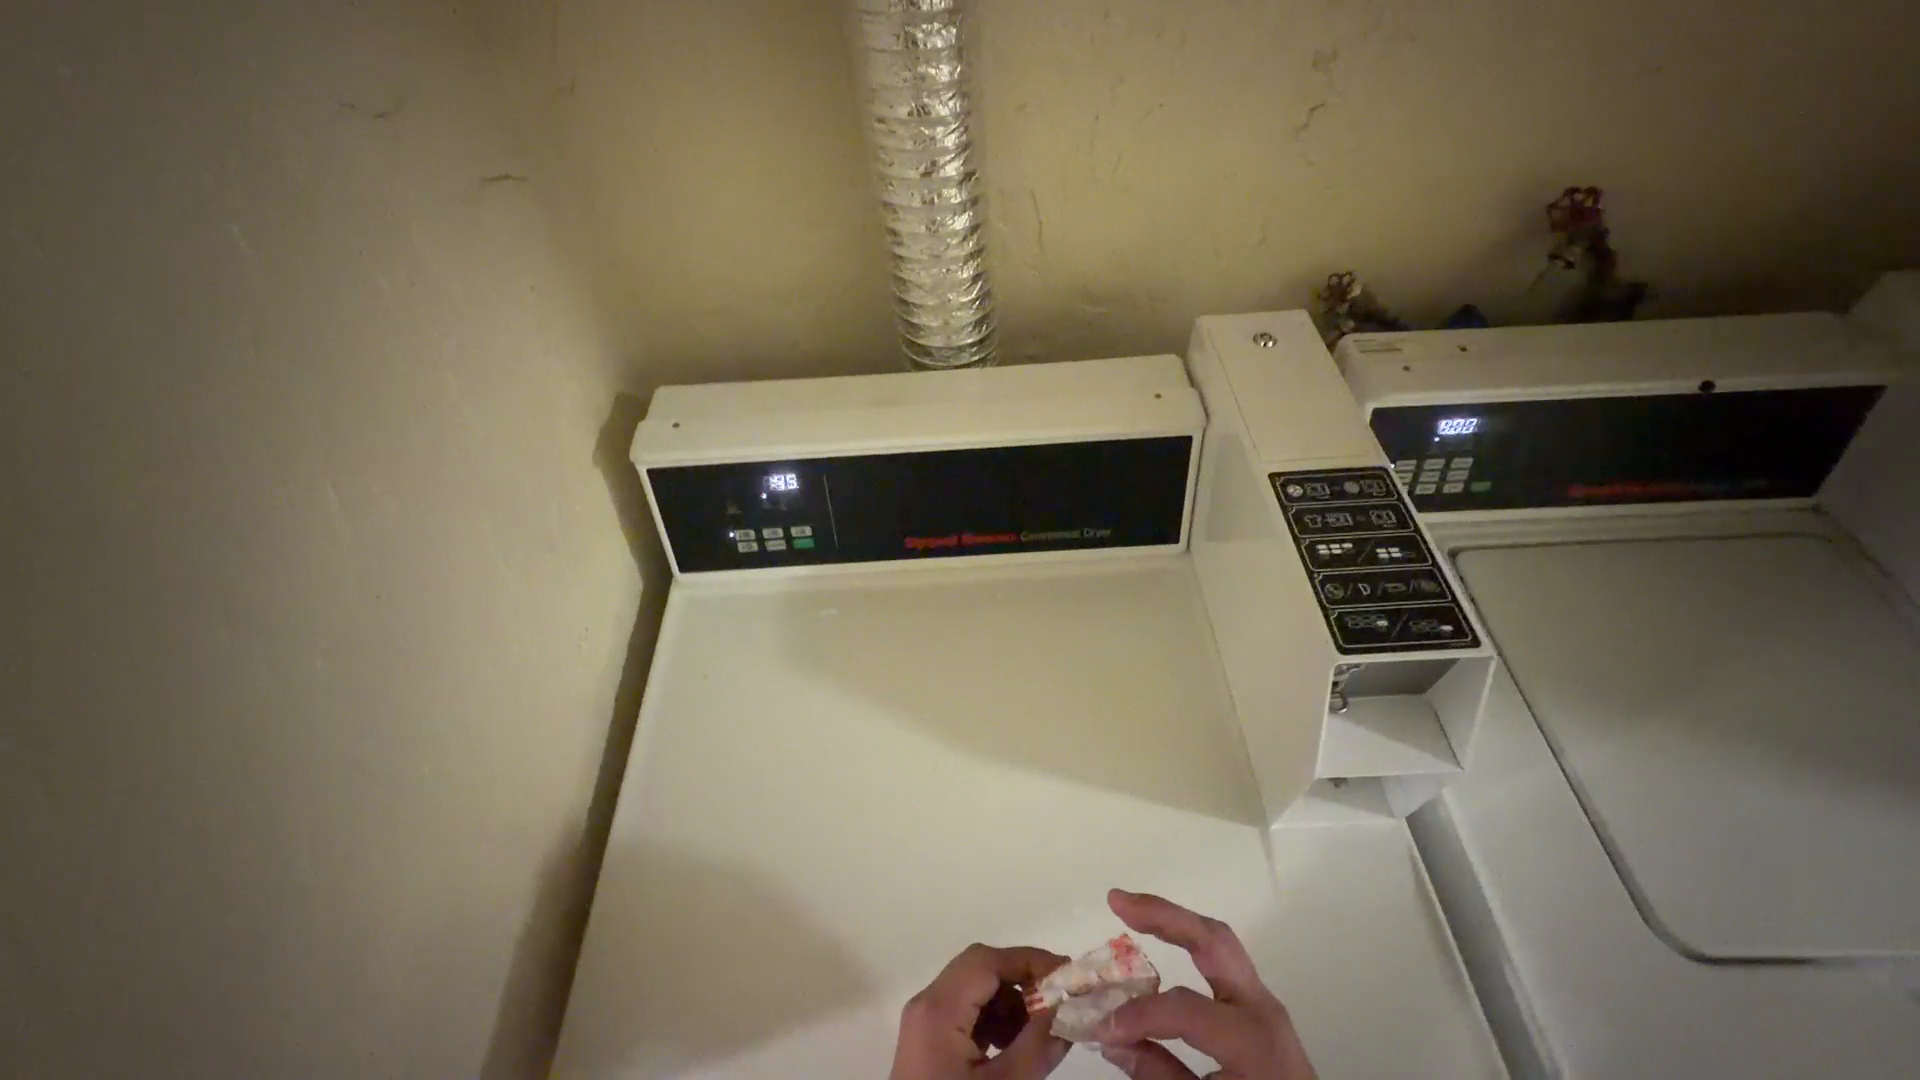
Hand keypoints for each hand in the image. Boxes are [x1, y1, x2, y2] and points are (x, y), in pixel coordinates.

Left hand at [890, 943, 1072, 1079]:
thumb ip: (1038, 1045)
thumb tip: (1068, 1009)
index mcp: (938, 1009)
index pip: (987, 961)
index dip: (1030, 961)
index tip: (1068, 977)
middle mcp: (926, 1004)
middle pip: (979, 969)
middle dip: (1022, 981)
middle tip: (1058, 1003)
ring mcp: (924, 1022)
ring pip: (974, 989)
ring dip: (1010, 1002)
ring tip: (1038, 1033)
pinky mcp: (928, 1040)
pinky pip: (966, 1012)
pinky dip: (994, 1020)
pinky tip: (1014, 1048)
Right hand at [1095, 890, 1316, 1079]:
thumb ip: (1159, 1074)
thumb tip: (1111, 1038)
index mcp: (1253, 1042)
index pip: (1184, 1009)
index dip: (1138, 1015)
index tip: (1102, 1027)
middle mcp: (1262, 1009)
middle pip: (1213, 941)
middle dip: (1163, 915)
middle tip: (1117, 901)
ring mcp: (1265, 1003)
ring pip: (1219, 941)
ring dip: (1174, 921)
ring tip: (1131, 908)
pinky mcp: (1260, 1008)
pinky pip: (1222, 962)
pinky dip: (1188, 943)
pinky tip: (1163, 938)